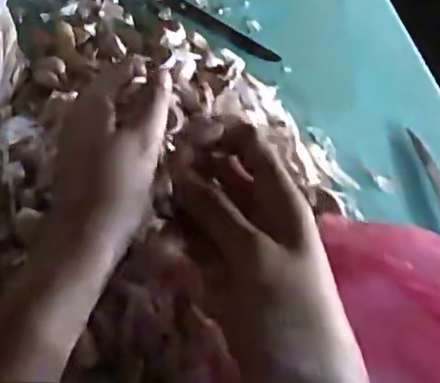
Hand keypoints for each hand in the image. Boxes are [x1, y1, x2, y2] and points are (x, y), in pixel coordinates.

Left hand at [52, 60, 172, 248]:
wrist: (81, 240)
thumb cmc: (117, 187)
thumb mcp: (144, 141)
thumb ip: (155, 103)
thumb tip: (162, 71)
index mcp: (93, 99)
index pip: (124, 67)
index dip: (150, 72)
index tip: (176, 84)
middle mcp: (79, 108)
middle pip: (116, 87)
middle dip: (145, 93)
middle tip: (174, 109)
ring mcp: (75, 131)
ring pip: (112, 110)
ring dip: (137, 114)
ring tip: (164, 129)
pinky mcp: (78, 154)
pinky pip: (106, 129)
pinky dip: (126, 131)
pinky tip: (143, 149)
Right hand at [174, 123, 366, 382]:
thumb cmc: (290, 309)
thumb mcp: (256, 255)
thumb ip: (217, 208)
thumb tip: (178, 169)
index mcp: (278, 196)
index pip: (248, 142)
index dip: (217, 131)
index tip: (181, 134)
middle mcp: (255, 210)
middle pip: (220, 170)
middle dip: (189, 164)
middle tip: (157, 168)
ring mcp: (235, 242)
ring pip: (201, 204)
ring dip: (176, 200)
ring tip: (150, 200)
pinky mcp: (217, 273)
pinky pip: (191, 240)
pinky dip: (173, 235)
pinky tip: (154, 236)